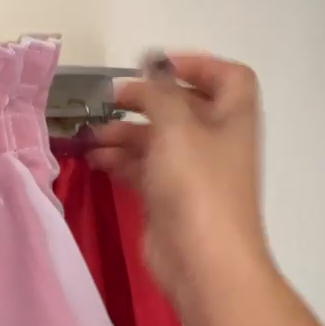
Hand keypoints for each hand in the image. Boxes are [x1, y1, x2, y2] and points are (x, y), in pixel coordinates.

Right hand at [88, 53, 272, 303]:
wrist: (202, 261)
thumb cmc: (197, 187)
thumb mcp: (177, 127)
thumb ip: (160, 93)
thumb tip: (152, 66)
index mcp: (232, 118)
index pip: (227, 77)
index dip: (197, 65)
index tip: (157, 67)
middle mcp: (214, 141)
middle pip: (183, 108)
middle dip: (147, 100)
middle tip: (112, 100)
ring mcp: (191, 173)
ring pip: (157, 140)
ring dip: (126, 134)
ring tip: (92, 136)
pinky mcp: (169, 199)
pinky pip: (143, 169)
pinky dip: (121, 161)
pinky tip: (96, 160)